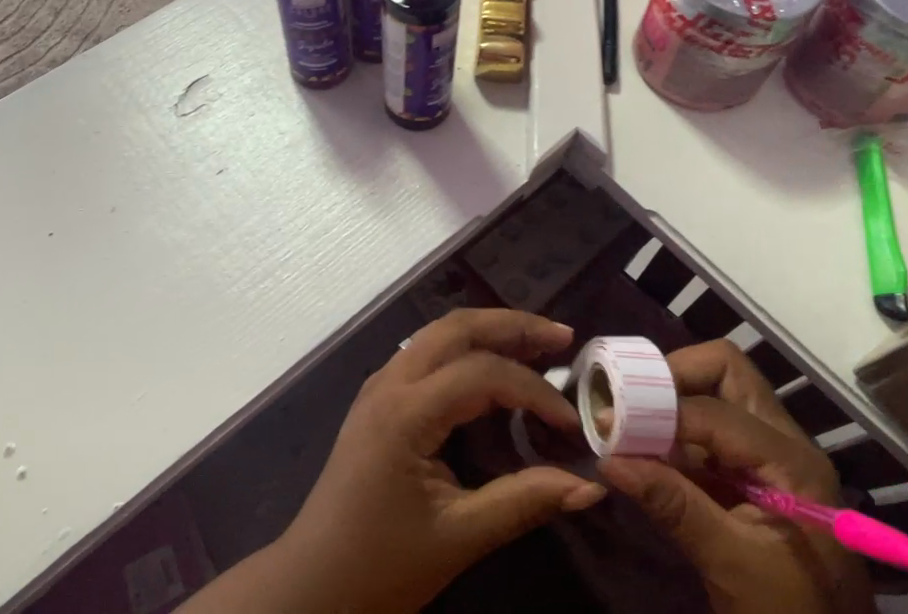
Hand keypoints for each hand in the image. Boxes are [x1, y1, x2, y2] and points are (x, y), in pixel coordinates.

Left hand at [183, 309, 605, 612]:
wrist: (316, 580)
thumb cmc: (383, 561)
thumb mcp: (460, 537)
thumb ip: (525, 502)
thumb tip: (591, 485)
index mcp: (405, 413)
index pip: (482, 374)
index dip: (534, 392)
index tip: (573, 425)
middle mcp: (389, 383)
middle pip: (456, 328)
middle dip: (512, 326)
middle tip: (562, 338)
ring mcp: (379, 387)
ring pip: (438, 335)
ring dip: (488, 331)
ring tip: (537, 344)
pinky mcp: (378, 400)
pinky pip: (426, 354)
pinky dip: (466, 349)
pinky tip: (493, 370)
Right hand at [597, 341, 874, 613]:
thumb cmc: (790, 613)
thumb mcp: (731, 565)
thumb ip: (674, 506)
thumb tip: (608, 461)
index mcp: (792, 461)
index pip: (715, 411)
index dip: (658, 411)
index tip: (607, 422)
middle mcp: (786, 442)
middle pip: (727, 372)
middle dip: (672, 376)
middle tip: (627, 403)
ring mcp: (772, 456)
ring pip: (720, 392)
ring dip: (672, 400)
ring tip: (629, 424)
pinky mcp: (754, 474)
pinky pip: (712, 430)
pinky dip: (676, 431)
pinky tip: (645, 453)